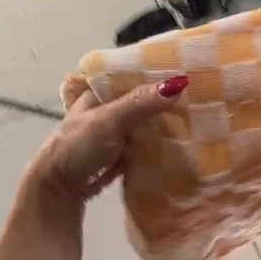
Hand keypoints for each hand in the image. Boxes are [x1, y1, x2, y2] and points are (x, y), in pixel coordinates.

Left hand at [22, 74, 188, 204]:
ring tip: (200, 116)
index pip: (132, 74)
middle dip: (167, 99)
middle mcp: (108, 109)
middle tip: (202, 96)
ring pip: (146, 123)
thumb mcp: (109, 119)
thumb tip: (179, 83)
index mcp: (99, 92)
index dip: (157, 71)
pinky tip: (183, 142)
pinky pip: (145, 144)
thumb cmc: (78, 146)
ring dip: (166, 122)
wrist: (58, 189)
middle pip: (143, 99)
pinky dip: (159, 144)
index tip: (189, 69)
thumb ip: (141, 102)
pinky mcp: (121, 154)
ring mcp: (114, 132)